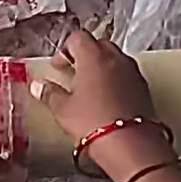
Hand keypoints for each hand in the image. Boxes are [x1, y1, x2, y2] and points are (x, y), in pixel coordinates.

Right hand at [31, 30, 158, 140]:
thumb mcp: (62, 109)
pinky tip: (105, 100)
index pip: (78, 38)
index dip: (64, 50)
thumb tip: (36, 85)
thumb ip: (49, 93)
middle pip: (98, 45)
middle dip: (84, 56)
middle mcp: (115, 57)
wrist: (129, 143)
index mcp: (93, 56)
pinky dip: (114, 80)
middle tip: (72, 75)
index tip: (58, 68)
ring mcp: (132, 71)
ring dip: (100, 67)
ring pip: (114, 58)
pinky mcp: (143, 87)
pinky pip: (125, 74)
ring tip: (88, 89)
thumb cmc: (91, 121)